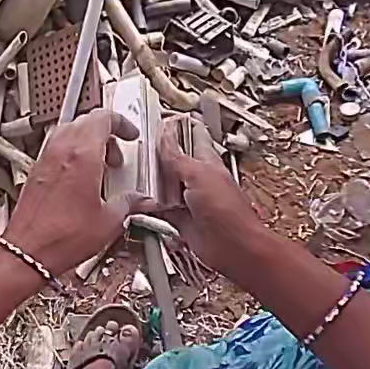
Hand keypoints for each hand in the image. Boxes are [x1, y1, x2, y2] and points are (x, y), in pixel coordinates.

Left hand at [5, 108, 150, 273]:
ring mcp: (45, 160)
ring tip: (101, 166)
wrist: (28, 252)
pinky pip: (56, 150)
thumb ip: (128, 204)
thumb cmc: (60, 237)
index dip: (121, 122)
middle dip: (106, 133)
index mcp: (82, 155)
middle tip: (117, 154)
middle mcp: (60, 152)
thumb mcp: (109, 221)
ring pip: (68, 132)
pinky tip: (82, 180)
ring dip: (88, 142)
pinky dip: (72, 155)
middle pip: (85, 121)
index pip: (102, 117)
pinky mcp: (35, 172)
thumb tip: (139, 200)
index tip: (129, 134)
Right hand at [156, 116, 271, 280]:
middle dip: (157, 158)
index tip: (160, 120)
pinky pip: (161, 210)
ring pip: (165, 187)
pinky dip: (150, 207)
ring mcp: (189, 202)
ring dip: (152, 184)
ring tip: (136, 176)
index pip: (191, 138)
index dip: (178, 128)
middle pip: (173, 163)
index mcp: (207, 163)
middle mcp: (198, 181)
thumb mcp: (199, 176)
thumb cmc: (229, 212)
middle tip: (140, 150)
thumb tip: (165, 138)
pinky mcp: (181, 221)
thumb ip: (178, 158)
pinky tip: (140, 203)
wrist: (233, 248)